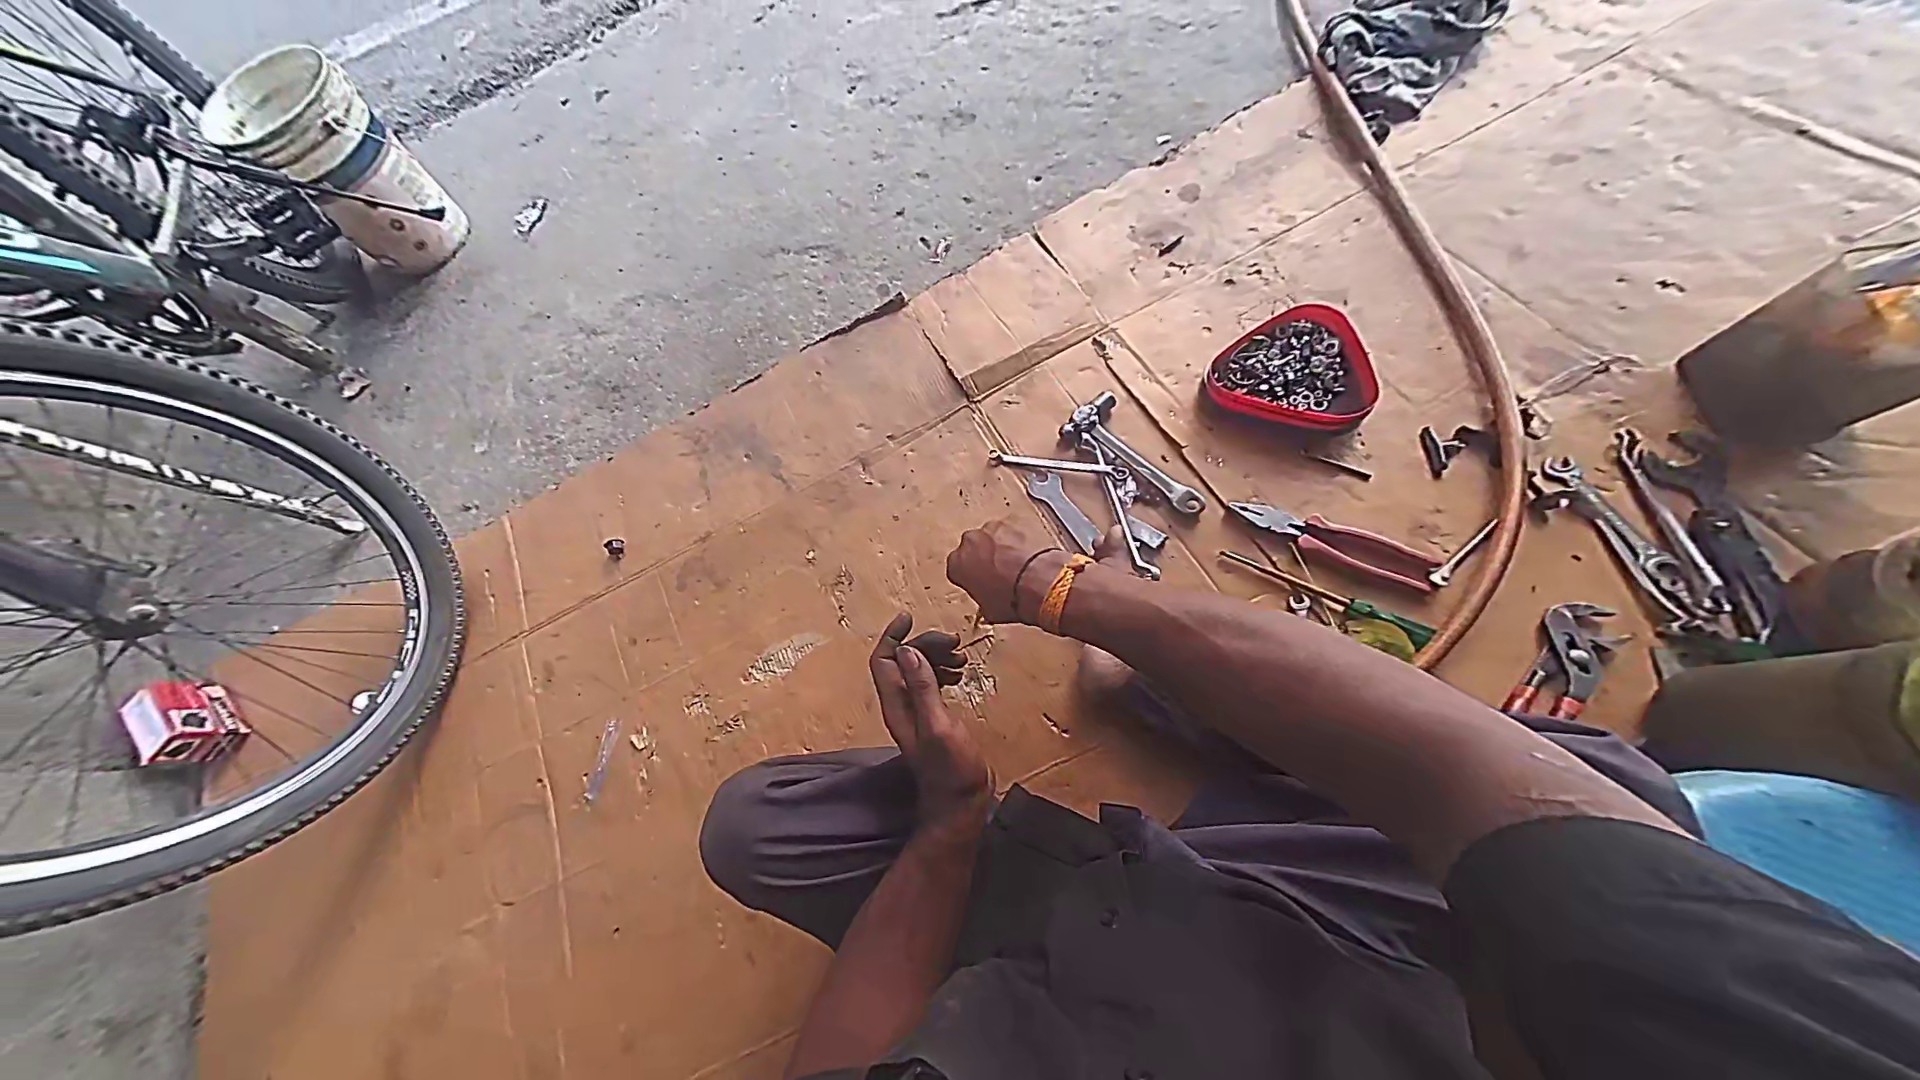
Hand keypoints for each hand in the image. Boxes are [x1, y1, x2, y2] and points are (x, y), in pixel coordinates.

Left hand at [869, 613, 992, 830]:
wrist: (961, 804)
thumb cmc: (951, 771)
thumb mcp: (938, 726)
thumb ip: (923, 689)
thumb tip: (909, 651)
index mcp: (898, 705)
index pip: (884, 660)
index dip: (893, 636)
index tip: (909, 617)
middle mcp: (902, 706)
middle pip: (903, 661)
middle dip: (925, 644)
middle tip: (955, 644)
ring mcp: (917, 713)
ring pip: (918, 670)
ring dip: (936, 657)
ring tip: (961, 659)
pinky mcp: (932, 719)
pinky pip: (931, 683)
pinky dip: (943, 672)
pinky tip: (959, 674)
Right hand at [946, 518, 1068, 623]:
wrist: (1040, 581)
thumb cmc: (1013, 598)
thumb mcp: (991, 611)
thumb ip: (983, 601)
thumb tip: (990, 603)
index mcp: (956, 564)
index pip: (957, 569)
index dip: (971, 577)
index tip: (981, 584)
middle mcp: (969, 541)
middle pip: (973, 547)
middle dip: (984, 557)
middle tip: (1000, 573)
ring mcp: (992, 527)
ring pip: (993, 536)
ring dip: (1002, 546)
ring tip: (1018, 564)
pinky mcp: (1014, 519)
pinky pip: (1014, 530)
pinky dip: (1020, 539)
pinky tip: (1030, 555)